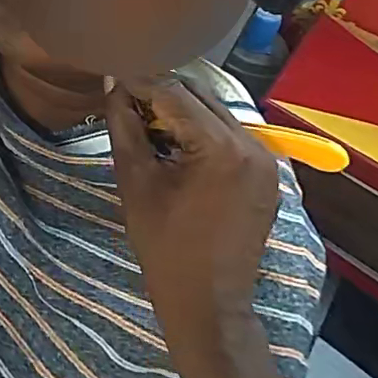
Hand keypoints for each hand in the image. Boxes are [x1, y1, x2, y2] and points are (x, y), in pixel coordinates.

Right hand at [105, 76, 283, 364]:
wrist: (207, 301)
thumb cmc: (164, 245)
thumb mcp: (135, 181)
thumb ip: (124, 126)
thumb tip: (114, 87)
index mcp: (220, 147)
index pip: (174, 92)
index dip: (139, 81)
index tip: (112, 77)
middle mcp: (252, 144)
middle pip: (199, 96)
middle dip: (159, 93)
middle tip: (124, 101)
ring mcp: (264, 158)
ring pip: (214, 112)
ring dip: (179, 111)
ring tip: (145, 123)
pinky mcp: (266, 172)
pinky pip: (228, 134)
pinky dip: (199, 131)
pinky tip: (172, 144)